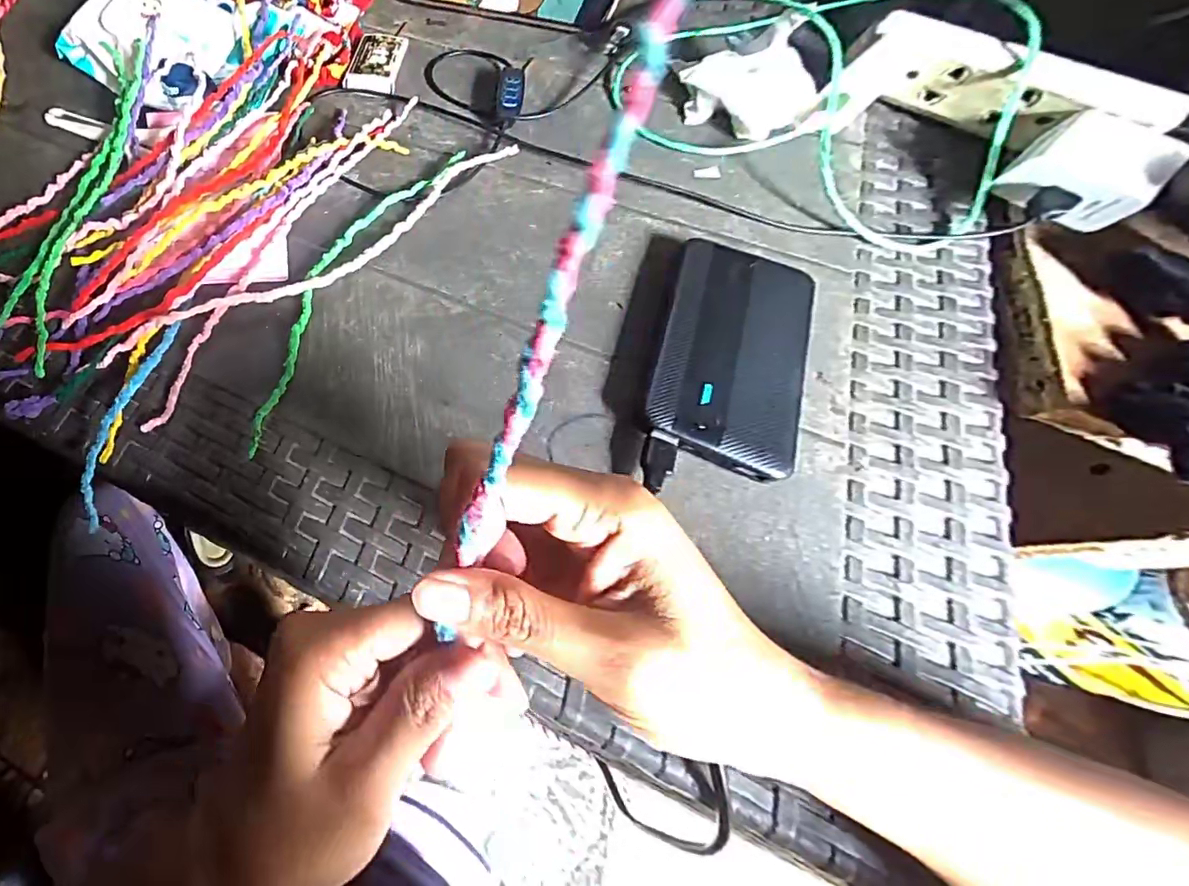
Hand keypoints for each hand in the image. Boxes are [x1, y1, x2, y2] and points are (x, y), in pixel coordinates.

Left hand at [190, 600, 506, 885]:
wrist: (238, 854)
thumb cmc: (294, 834)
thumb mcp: (366, 784)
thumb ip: (419, 713)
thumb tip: (479, 657)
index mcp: (318, 645)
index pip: (413, 613)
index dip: (463, 644)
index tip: (502, 695)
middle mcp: (317, 629)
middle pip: (412, 629)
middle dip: (451, 681)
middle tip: (464, 745)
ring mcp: (321, 645)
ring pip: (408, 651)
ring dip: (435, 700)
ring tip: (437, 759)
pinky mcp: (329, 666)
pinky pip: (390, 668)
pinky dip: (412, 705)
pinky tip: (419, 748)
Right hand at [410, 442, 824, 774]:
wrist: (760, 714)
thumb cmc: (708, 686)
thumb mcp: (611, 657)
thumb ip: (516, 616)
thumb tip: (428, 590)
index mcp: (606, 505)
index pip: (499, 473)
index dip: (468, 520)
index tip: (467, 581)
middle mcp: (581, 501)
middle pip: (479, 485)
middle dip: (464, 542)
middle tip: (482, 605)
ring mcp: (566, 526)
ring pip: (478, 518)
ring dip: (470, 568)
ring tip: (495, 627)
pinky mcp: (555, 555)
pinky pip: (492, 549)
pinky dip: (482, 584)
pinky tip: (503, 627)